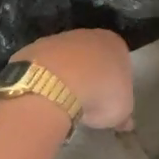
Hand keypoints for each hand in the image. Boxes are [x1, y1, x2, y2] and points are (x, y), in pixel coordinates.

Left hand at [14, 30, 133, 130]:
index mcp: (114, 44)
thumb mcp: (120, 111)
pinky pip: (41, 66)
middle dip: (87, 77)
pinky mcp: (32, 49)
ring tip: (61, 102)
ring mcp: (56, 39)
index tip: (107, 101)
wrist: (57, 83)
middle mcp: (87, 35)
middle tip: (84, 102)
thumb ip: (123, 114)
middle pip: (89, 57)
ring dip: (63, 77)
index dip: (113, 83)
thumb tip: (125, 123)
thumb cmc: (99, 94)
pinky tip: (41, 96)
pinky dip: (42, 79)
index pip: (118, 61)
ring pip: (63, 59)